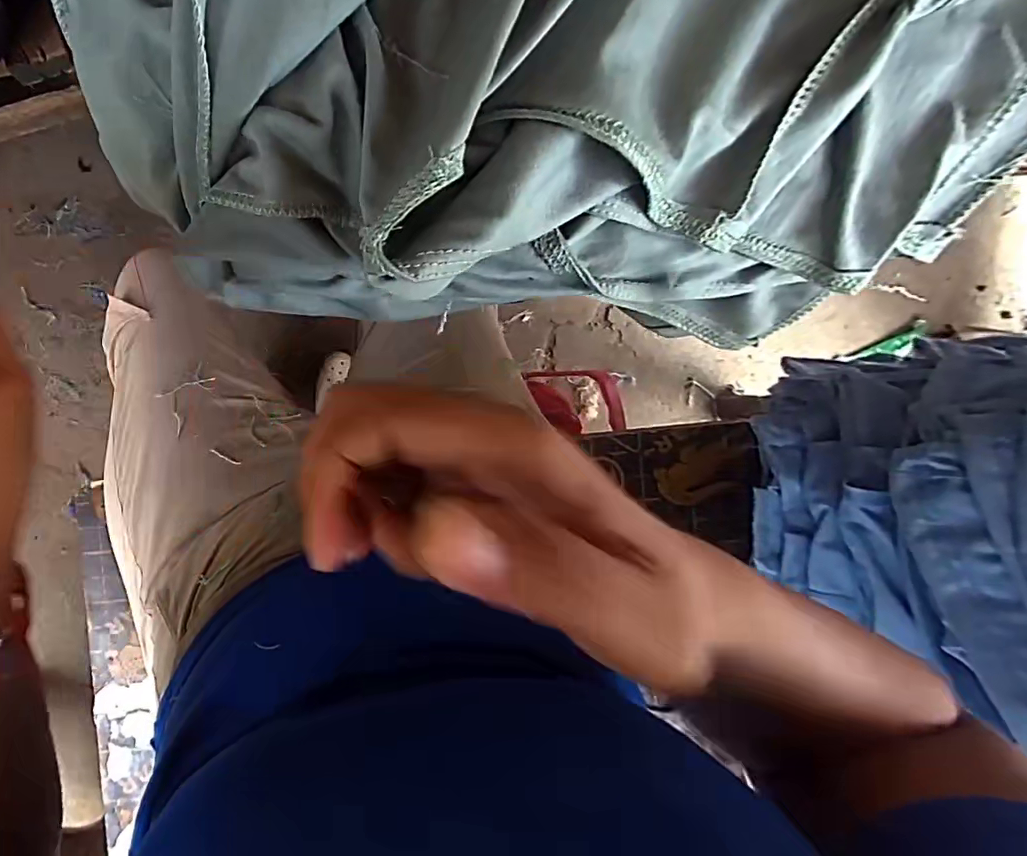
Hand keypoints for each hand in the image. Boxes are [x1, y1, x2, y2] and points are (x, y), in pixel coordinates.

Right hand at [299, 385, 751, 695]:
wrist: (697, 608)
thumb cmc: (667, 613)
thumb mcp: (627, 614)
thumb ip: (538, 571)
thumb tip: (429, 532)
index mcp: (504, 441)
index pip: (376, 418)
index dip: (332, 473)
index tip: (335, 555)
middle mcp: (476, 427)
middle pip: (357, 412)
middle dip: (330, 477)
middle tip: (347, 554)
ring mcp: (466, 446)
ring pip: (364, 436)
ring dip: (349, 493)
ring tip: (395, 555)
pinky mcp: (460, 470)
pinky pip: (384, 465)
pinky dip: (369, 502)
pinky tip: (410, 545)